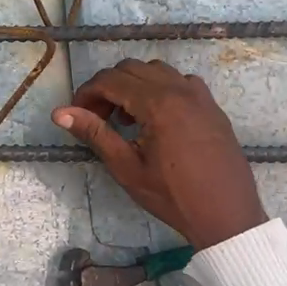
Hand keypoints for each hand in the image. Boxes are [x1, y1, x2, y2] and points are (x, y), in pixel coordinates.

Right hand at [52, 59, 265, 249]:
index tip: (76, 113)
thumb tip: (59, 112)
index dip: (86, 93)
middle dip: (107, 87)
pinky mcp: (212, 107)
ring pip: (156, 70)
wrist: (227, 216)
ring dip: (133, 85)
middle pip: (131, 68)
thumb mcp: (126, 167)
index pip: (110, 80)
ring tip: (126, 118)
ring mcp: (200, 96)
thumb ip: (94, 133)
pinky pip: (180, 81)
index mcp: (158, 103)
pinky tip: (157, 117)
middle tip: (97, 118)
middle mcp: (180, 90)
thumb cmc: (173, 195)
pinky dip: (160, 88)